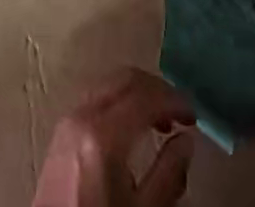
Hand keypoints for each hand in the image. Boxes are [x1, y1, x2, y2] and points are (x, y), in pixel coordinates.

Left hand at [31, 68, 196, 206]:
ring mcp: (68, 120)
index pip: (146, 95)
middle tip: (179, 114)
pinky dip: (119, 101)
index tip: (193, 116)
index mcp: (103, 134)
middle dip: (157, 90)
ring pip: (110, 84)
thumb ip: (169, 174)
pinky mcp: (61, 131)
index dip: (175, 100)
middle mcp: (83, 116)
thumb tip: (185, 140)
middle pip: (126, 79)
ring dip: (138, 94)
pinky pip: (96, 98)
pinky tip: (132, 126)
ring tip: (160, 121)